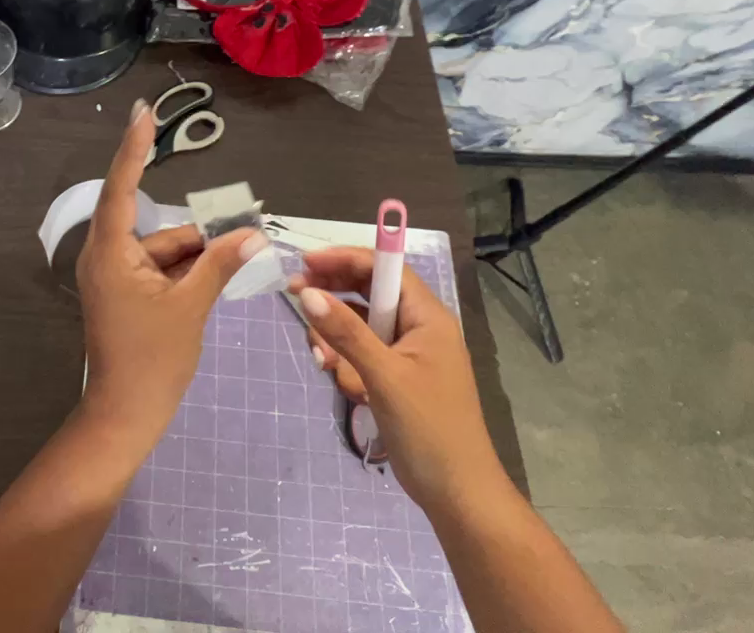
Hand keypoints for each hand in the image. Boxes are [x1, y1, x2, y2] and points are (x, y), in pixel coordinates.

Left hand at [76, 101, 263, 435]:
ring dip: (193, 252)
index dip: (134, 147)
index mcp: (110, 253)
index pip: (121, 187)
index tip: (144, 112)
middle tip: (228, 215)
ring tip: (236, 254)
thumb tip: (251, 233)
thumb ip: (219, 264)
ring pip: (159, 247)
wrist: (125, 415)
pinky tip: (215, 273)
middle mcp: (104, 256)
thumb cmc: (152, 360)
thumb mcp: (190, 306)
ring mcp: (112, 276)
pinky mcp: (122, 293)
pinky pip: (156, 266)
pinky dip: (183, 268)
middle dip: (190, 227)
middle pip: (149, 221)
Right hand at [288, 249, 508, 507]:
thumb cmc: (429, 429)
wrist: (458, 495)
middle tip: (295, 295)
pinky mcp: (396, 377)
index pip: (383, 268)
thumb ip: (345, 332)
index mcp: (427, 316)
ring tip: (323, 359)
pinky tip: (336, 374)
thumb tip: (306, 292)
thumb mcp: (383, 376)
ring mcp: (407, 353)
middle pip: (368, 292)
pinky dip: (345, 359)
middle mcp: (418, 327)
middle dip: (333, 296)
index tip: (305, 262)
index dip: (344, 259)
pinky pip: (362, 353)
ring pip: (360, 325)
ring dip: (336, 336)